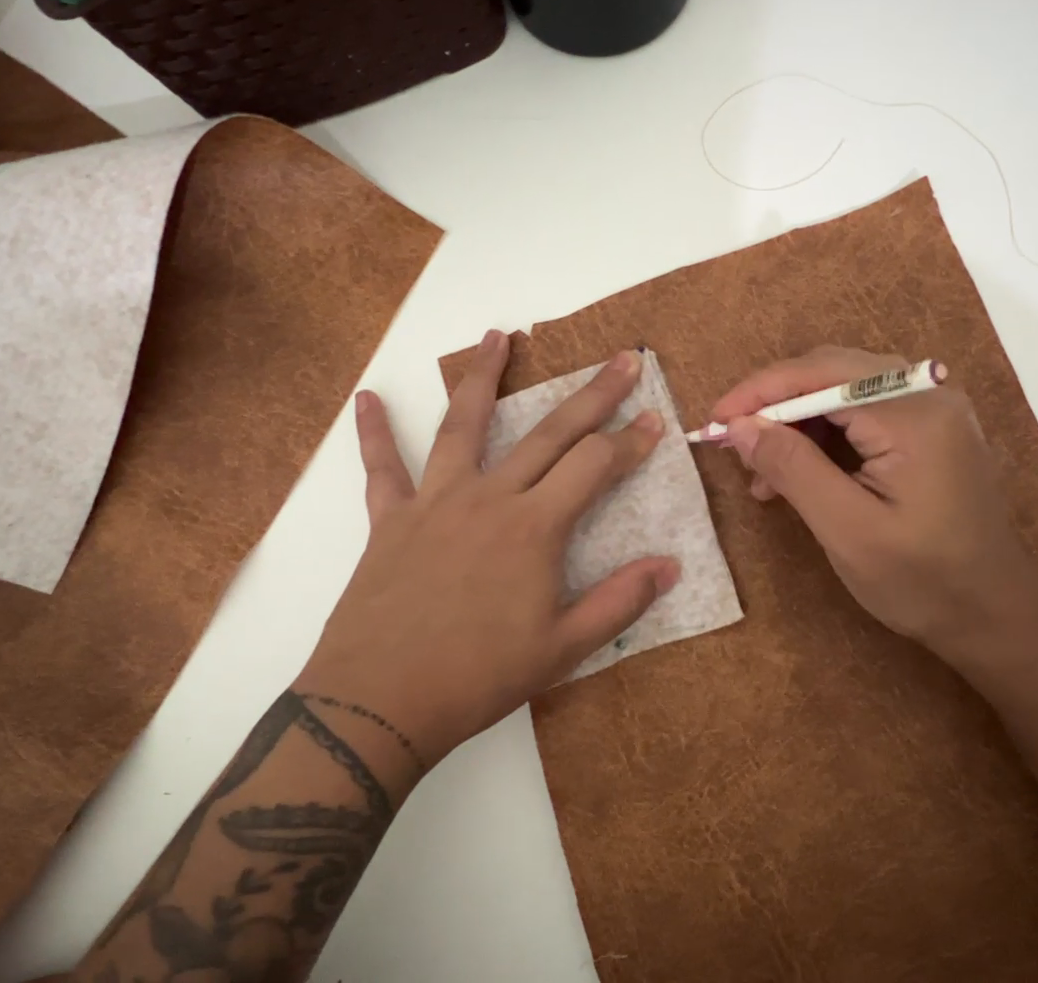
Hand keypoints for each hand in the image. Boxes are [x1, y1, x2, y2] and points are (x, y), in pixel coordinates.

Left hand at [298, 332, 678, 774]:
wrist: (381, 701)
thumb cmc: (479, 678)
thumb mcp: (563, 649)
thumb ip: (619, 602)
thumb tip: (670, 565)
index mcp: (534, 528)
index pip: (595, 466)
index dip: (631, 441)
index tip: (656, 419)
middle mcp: (489, 498)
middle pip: (548, 432)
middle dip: (591, 394)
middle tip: (621, 358)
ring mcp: (435, 502)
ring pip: (463, 424)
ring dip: (482, 376)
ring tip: (497, 335)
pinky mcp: (389, 519)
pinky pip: (381, 468)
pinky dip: (374, 432)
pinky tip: (367, 398)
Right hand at [712, 346, 1037, 660]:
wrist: (993, 614)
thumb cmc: (922, 580)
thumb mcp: (846, 529)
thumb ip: (792, 468)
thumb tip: (739, 426)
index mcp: (914, 413)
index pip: (821, 373)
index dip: (760, 391)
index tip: (715, 422)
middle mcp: (928, 394)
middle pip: (832, 372)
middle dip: (775, 404)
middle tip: (732, 444)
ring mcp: (933, 410)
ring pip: (843, 391)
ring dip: (796, 422)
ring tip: (760, 472)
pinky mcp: (930, 430)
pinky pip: (863, 413)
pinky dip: (824, 435)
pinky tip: (797, 473)